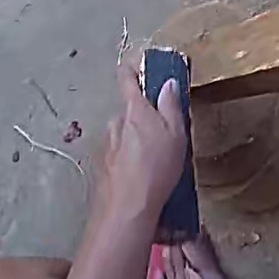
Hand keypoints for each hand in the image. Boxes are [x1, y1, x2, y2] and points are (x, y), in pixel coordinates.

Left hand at [94, 61, 188, 224]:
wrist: (126, 213)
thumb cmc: (156, 168)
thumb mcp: (176, 133)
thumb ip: (171, 105)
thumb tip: (168, 82)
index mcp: (134, 109)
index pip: (127, 76)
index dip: (135, 66)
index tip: (146, 64)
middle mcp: (115, 122)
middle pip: (131, 110)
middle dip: (146, 116)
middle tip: (166, 131)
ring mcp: (106, 146)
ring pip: (125, 134)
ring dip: (138, 140)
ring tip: (158, 160)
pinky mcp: (103, 168)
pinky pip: (120, 155)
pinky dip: (131, 160)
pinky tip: (144, 176)